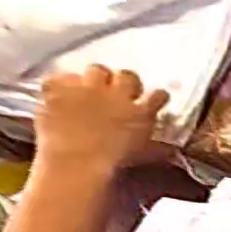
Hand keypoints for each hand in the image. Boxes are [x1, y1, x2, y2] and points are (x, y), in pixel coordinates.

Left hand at [34, 66, 168, 175]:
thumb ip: (159, 147)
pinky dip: (65, 83)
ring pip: (97, 69)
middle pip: (128, 76)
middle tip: (121, 91)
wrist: (76, 160)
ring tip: (93, 88)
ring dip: (97, 78)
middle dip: (126, 81)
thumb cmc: (115, 162)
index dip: (158, 96)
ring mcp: (87, 89)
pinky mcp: (59, 88)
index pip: (159, 96)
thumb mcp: (145, 155)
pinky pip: (63, 76)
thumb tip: (171, 149)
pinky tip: (65, 92)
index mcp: (142, 112)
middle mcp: (117, 95)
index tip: (156, 99)